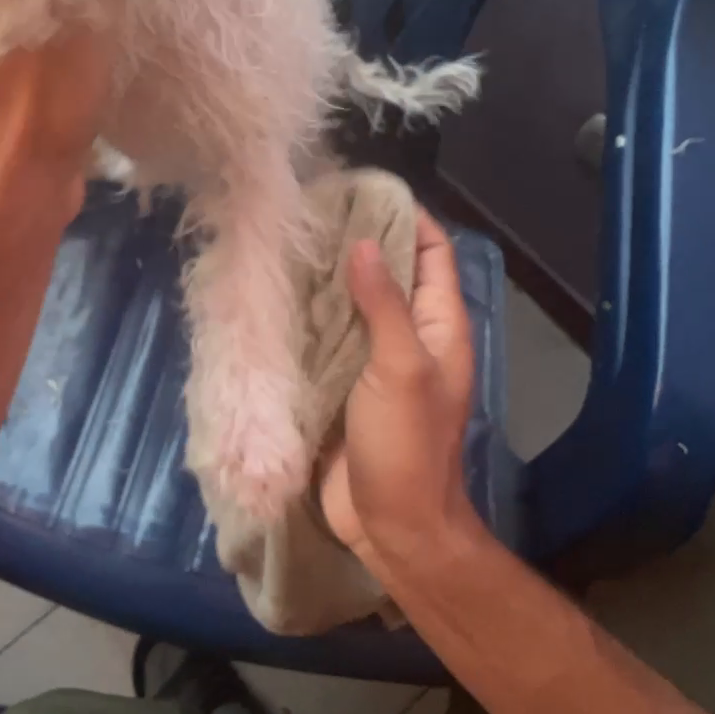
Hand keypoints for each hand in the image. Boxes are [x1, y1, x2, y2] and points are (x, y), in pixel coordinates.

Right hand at [322, 211, 481, 576]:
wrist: (391, 524)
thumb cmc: (407, 445)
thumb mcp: (401, 368)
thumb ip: (383, 305)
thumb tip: (362, 243)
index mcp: (438, 325)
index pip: (431, 251)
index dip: (405, 217)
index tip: (362, 189)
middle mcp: (408, 334)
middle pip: (387, 271)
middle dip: (356, 240)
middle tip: (309, 212)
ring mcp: (373, 360)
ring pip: (352, 302)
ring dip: (327, 277)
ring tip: (286, 242)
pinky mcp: (341, 383)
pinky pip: (327, 337)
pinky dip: (308, 315)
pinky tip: (276, 296)